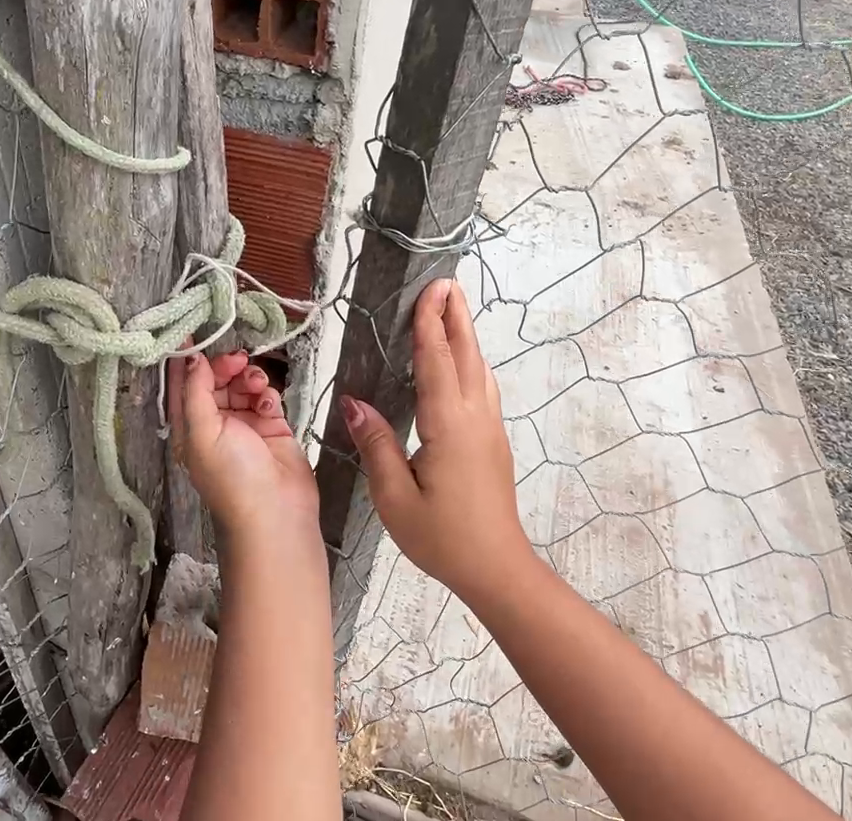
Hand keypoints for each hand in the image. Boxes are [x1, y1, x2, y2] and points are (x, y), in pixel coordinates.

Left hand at [167, 348, 315, 541]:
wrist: (277, 513)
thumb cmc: (233, 477)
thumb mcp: (202, 432)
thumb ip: (196, 392)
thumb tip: (191, 359)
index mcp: (190, 428)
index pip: (183, 386)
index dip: (185, 360)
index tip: (190, 332)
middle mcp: (215, 424)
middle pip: (215, 381)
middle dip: (225, 366)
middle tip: (237, 360)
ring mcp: (245, 425)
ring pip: (242, 385)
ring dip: (249, 377)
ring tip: (256, 383)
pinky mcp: (272, 426)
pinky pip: (266, 397)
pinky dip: (267, 392)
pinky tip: (269, 400)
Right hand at [340, 278, 530, 597]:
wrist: (497, 569)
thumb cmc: (442, 537)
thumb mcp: (394, 496)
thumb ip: (377, 444)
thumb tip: (355, 402)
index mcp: (449, 426)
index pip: (437, 362)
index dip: (430, 324)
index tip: (430, 290)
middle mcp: (475, 418)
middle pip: (467, 356)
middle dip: (455, 318)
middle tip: (447, 283)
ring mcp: (489, 429)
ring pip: (480, 370)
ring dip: (465, 337)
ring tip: (453, 311)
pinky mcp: (492, 442)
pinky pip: (482, 388)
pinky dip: (471, 362)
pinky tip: (464, 363)